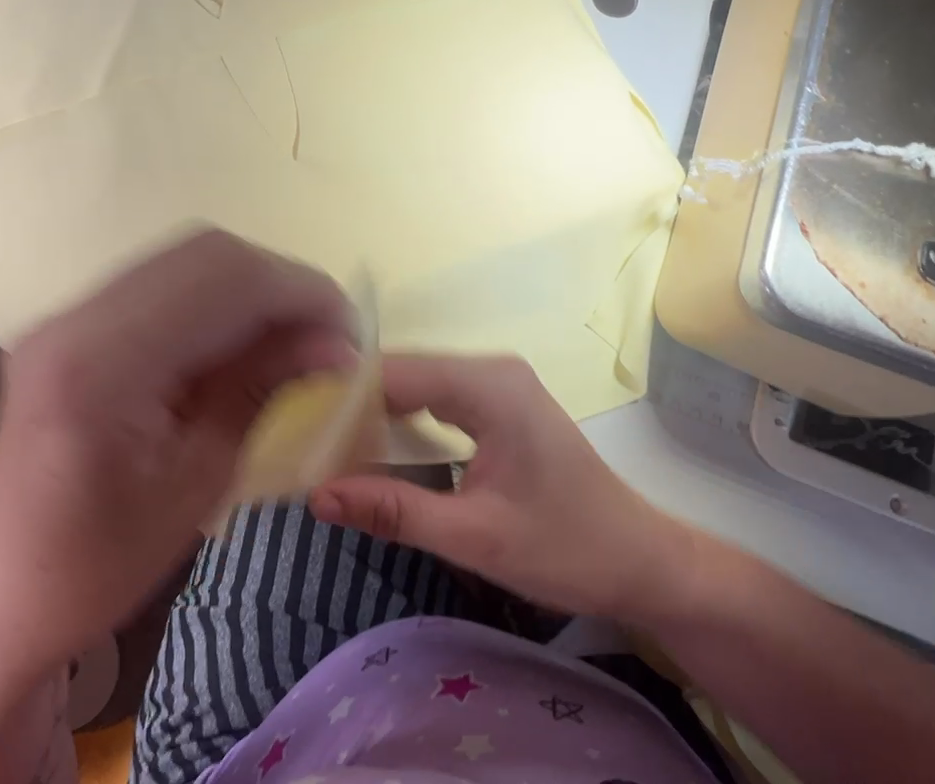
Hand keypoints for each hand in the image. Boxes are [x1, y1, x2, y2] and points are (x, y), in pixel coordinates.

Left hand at [0, 229, 354, 682]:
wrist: (3, 587)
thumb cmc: (100, 564)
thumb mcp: (197, 483)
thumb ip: (260, 392)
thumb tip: (334, 343)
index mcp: (99, 365)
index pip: (221, 281)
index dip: (299, 292)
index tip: (351, 334)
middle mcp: (72, 317)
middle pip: (202, 253)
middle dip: (279, 285)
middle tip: (326, 339)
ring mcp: (61, 314)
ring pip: (181, 261)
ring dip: (248, 290)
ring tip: (291, 342)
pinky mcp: (66, 325)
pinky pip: (157, 286)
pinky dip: (212, 302)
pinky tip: (237, 344)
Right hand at [309, 354, 699, 620]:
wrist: (644, 564)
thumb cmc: (569, 550)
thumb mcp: (474, 537)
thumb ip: (393, 511)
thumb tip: (316, 496)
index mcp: (489, 386)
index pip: (393, 374)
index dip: (338, 397)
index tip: (290, 427)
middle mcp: (489, 372)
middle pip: (398, 375)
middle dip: (347, 407)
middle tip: (295, 441)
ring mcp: (494, 387)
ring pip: (412, 387)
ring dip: (368, 416)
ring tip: (317, 447)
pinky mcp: (495, 408)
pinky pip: (430, 402)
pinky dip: (396, 424)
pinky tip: (366, 450)